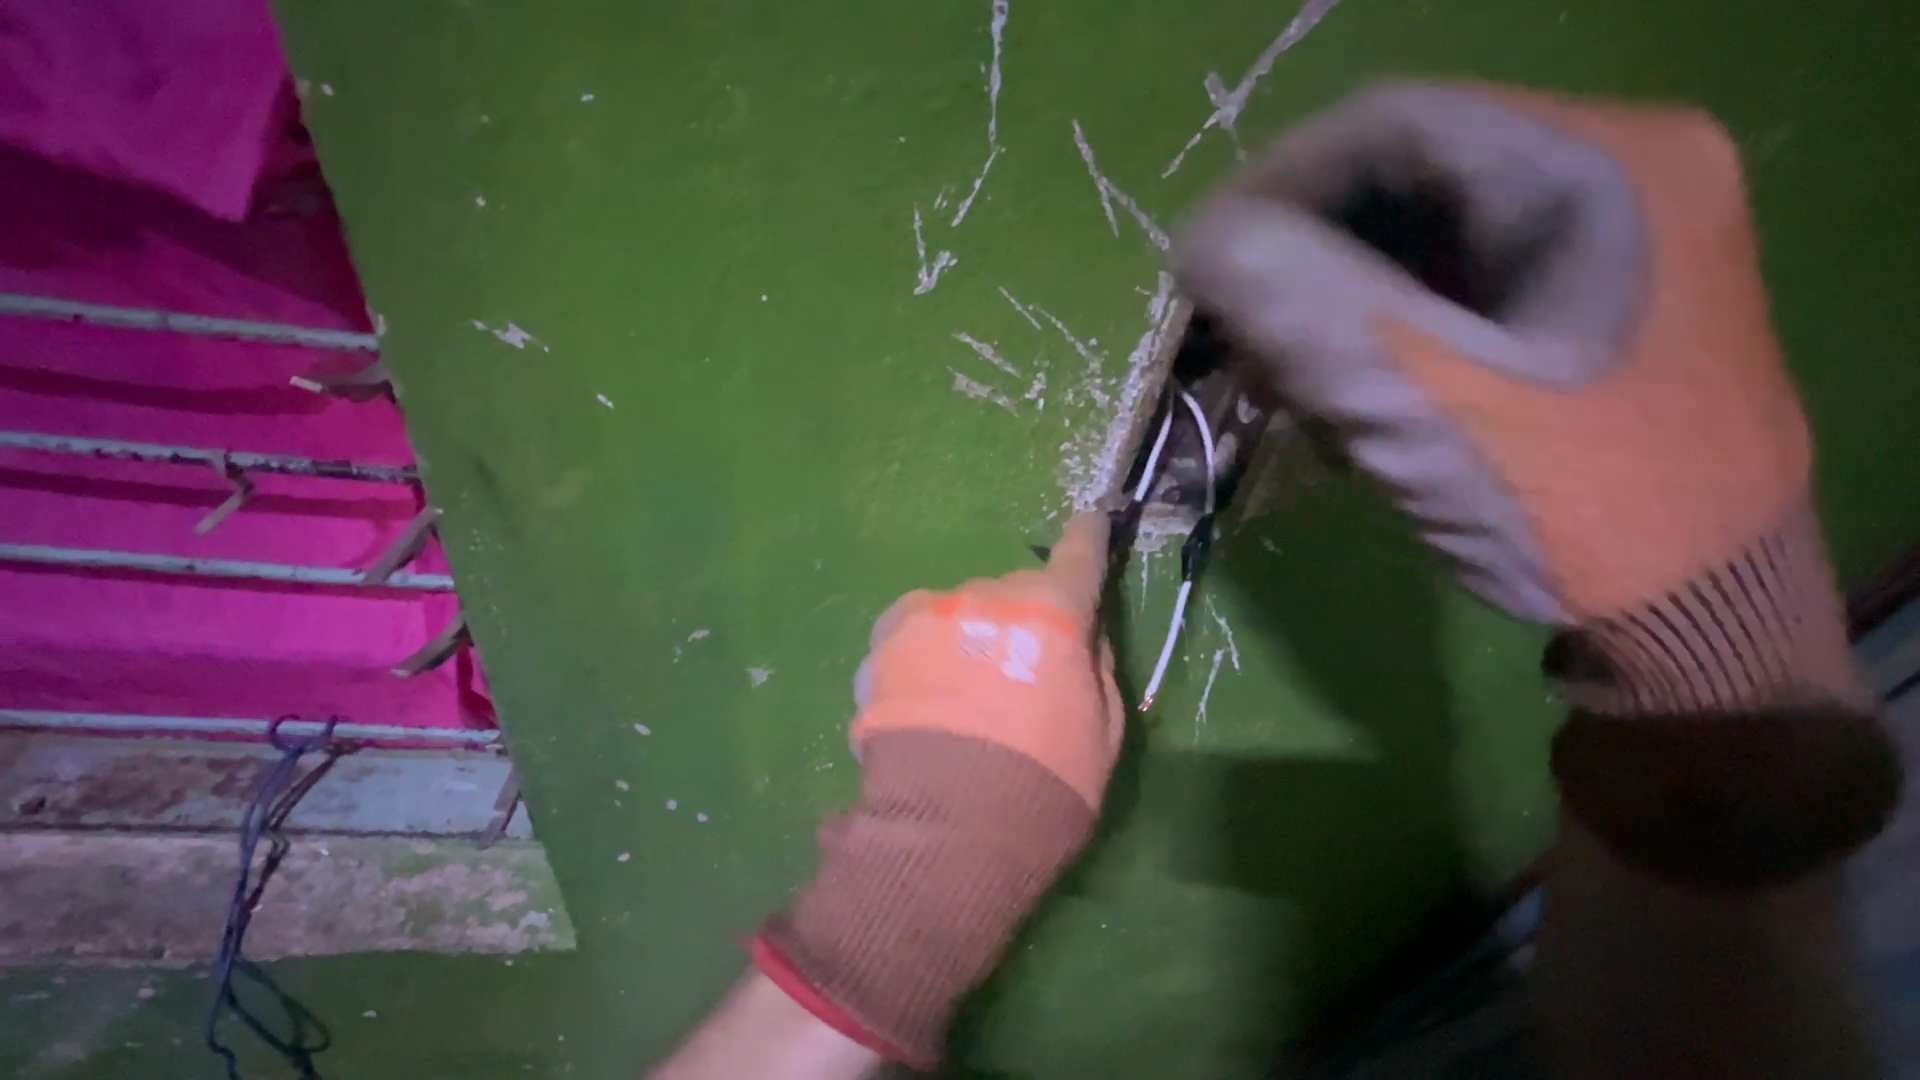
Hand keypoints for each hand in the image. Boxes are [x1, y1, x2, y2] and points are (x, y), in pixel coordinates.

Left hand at [754, 512, 1121, 1068]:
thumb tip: (1083, 632)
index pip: (1079, 555)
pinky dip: (927, 646)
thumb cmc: (1045, 785)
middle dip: (1022, 619)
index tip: (1090, 521)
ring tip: (962, 697)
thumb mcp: (1104, 731)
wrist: (948, 831)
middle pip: (1015, 590)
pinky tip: (925, 692)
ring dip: (969, 634)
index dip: (1087, 536)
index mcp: (1054, 612)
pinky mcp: (886, 637)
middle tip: (1017, 673)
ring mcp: (932, 611)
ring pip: (962, 608)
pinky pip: (917, 624)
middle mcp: (991, 594)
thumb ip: (1096, 665)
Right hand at [1173, 82, 1896, 885]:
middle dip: (1294, 265)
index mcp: (1598, 168)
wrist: (1686, 610)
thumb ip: (1304, 306)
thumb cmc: (1573, 504)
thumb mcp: (1422, 401)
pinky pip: (1424, 297)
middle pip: (1393, 187)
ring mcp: (1578, 246)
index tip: (1199, 268)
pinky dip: (1359, 342)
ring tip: (1282, 390)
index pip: (1393, 128)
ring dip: (1318, 313)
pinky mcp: (1553, 308)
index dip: (1274, 188)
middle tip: (1233, 343)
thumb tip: (1195, 243)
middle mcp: (1598, 180)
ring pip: (1398, 245)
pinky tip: (1335, 405)